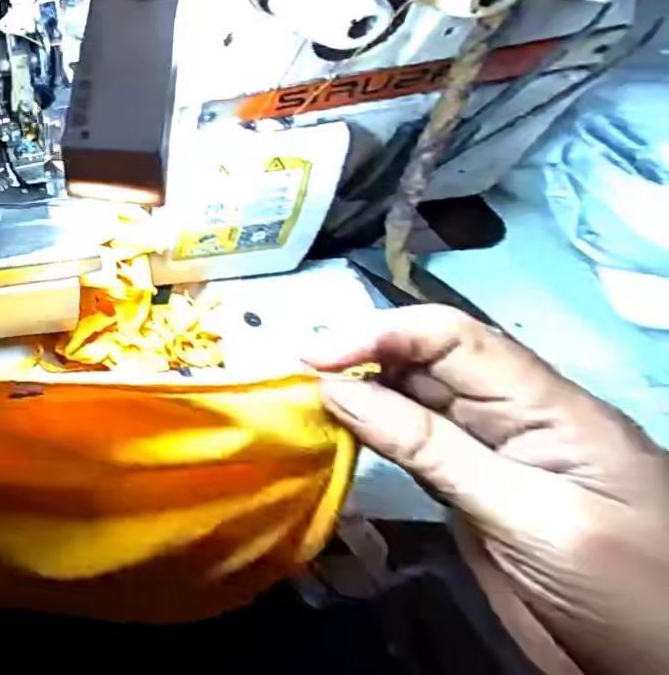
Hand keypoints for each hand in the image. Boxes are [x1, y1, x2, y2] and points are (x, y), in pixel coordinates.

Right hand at [305, 305, 668, 674]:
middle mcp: (516, 417)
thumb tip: (331, 387)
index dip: (375, 333)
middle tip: (298, 381)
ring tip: (304, 400)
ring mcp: (491, 449)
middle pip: (420, 356)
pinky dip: (359, 421)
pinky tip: (333, 427)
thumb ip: (431, 448)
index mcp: (552, 412)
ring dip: (349, 387)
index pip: (450, 336)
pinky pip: (401, 430)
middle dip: (354, 357)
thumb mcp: (534, 520)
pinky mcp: (466, 479)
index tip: (314, 361)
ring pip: (403, 390)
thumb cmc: (633, 598)